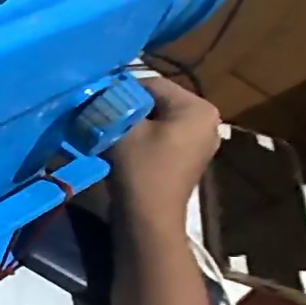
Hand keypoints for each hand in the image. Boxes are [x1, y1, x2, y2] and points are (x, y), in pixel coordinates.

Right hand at [108, 77, 221, 232]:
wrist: (148, 219)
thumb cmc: (141, 170)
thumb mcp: (124, 130)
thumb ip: (114, 105)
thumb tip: (99, 92)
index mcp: (198, 108)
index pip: (152, 84)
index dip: (121, 91)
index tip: (98, 103)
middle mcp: (207, 121)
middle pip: (157, 103)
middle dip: (128, 109)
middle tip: (102, 118)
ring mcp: (200, 142)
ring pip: (158, 121)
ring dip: (133, 125)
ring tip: (109, 134)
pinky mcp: (188, 160)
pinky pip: (162, 138)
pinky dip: (142, 139)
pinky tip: (123, 148)